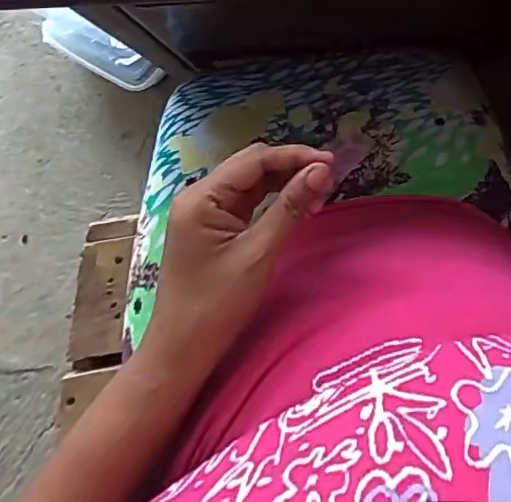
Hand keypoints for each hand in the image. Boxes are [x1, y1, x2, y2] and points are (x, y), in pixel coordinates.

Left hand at [145, 143, 334, 372]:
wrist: (180, 354)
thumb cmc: (215, 306)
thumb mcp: (258, 254)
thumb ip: (290, 207)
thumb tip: (322, 171)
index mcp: (202, 196)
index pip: (254, 159)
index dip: (294, 156)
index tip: (330, 162)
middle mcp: (200, 195)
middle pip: (252, 165)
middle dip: (291, 166)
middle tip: (328, 176)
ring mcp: (205, 211)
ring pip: (252, 181)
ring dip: (284, 181)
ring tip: (319, 189)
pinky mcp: (213, 226)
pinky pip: (247, 200)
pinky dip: (273, 198)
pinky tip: (297, 203)